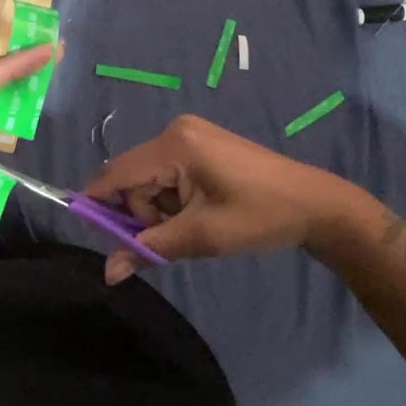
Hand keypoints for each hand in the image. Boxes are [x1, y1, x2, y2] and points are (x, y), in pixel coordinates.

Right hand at [82, 115, 380, 283]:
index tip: (89, 232)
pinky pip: (166, 173)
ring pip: (148, 179)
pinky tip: (195, 212)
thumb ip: (149, 249)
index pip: (117, 173)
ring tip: (191, 227)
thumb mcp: (201, 237)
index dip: (98, 203)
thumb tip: (108, 273)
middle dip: (140, 212)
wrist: (316, 206)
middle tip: (169, 239)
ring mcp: (189, 135)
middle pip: (132, 178)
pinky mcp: (200, 144)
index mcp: (175, 145)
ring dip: (158, 208)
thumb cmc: (260, 217)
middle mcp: (175, 131)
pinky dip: (172, 199)